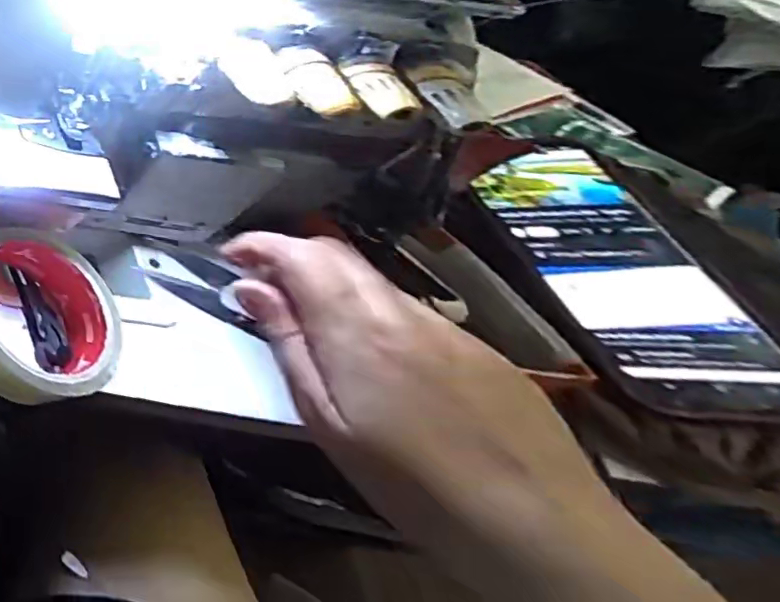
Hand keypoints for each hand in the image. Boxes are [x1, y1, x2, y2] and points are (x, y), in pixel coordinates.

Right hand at [221, 232, 722, 601]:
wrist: (549, 534)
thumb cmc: (414, 484)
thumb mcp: (326, 421)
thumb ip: (287, 345)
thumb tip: (251, 290)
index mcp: (356, 326)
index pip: (297, 253)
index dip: (257, 245)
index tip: (230, 257)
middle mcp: (399, 310)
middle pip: (334, 252)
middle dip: (289, 254)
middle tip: (261, 283)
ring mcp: (445, 327)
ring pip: (371, 278)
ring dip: (329, 281)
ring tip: (310, 318)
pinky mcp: (478, 349)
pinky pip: (408, 307)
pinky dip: (371, 307)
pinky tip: (375, 355)